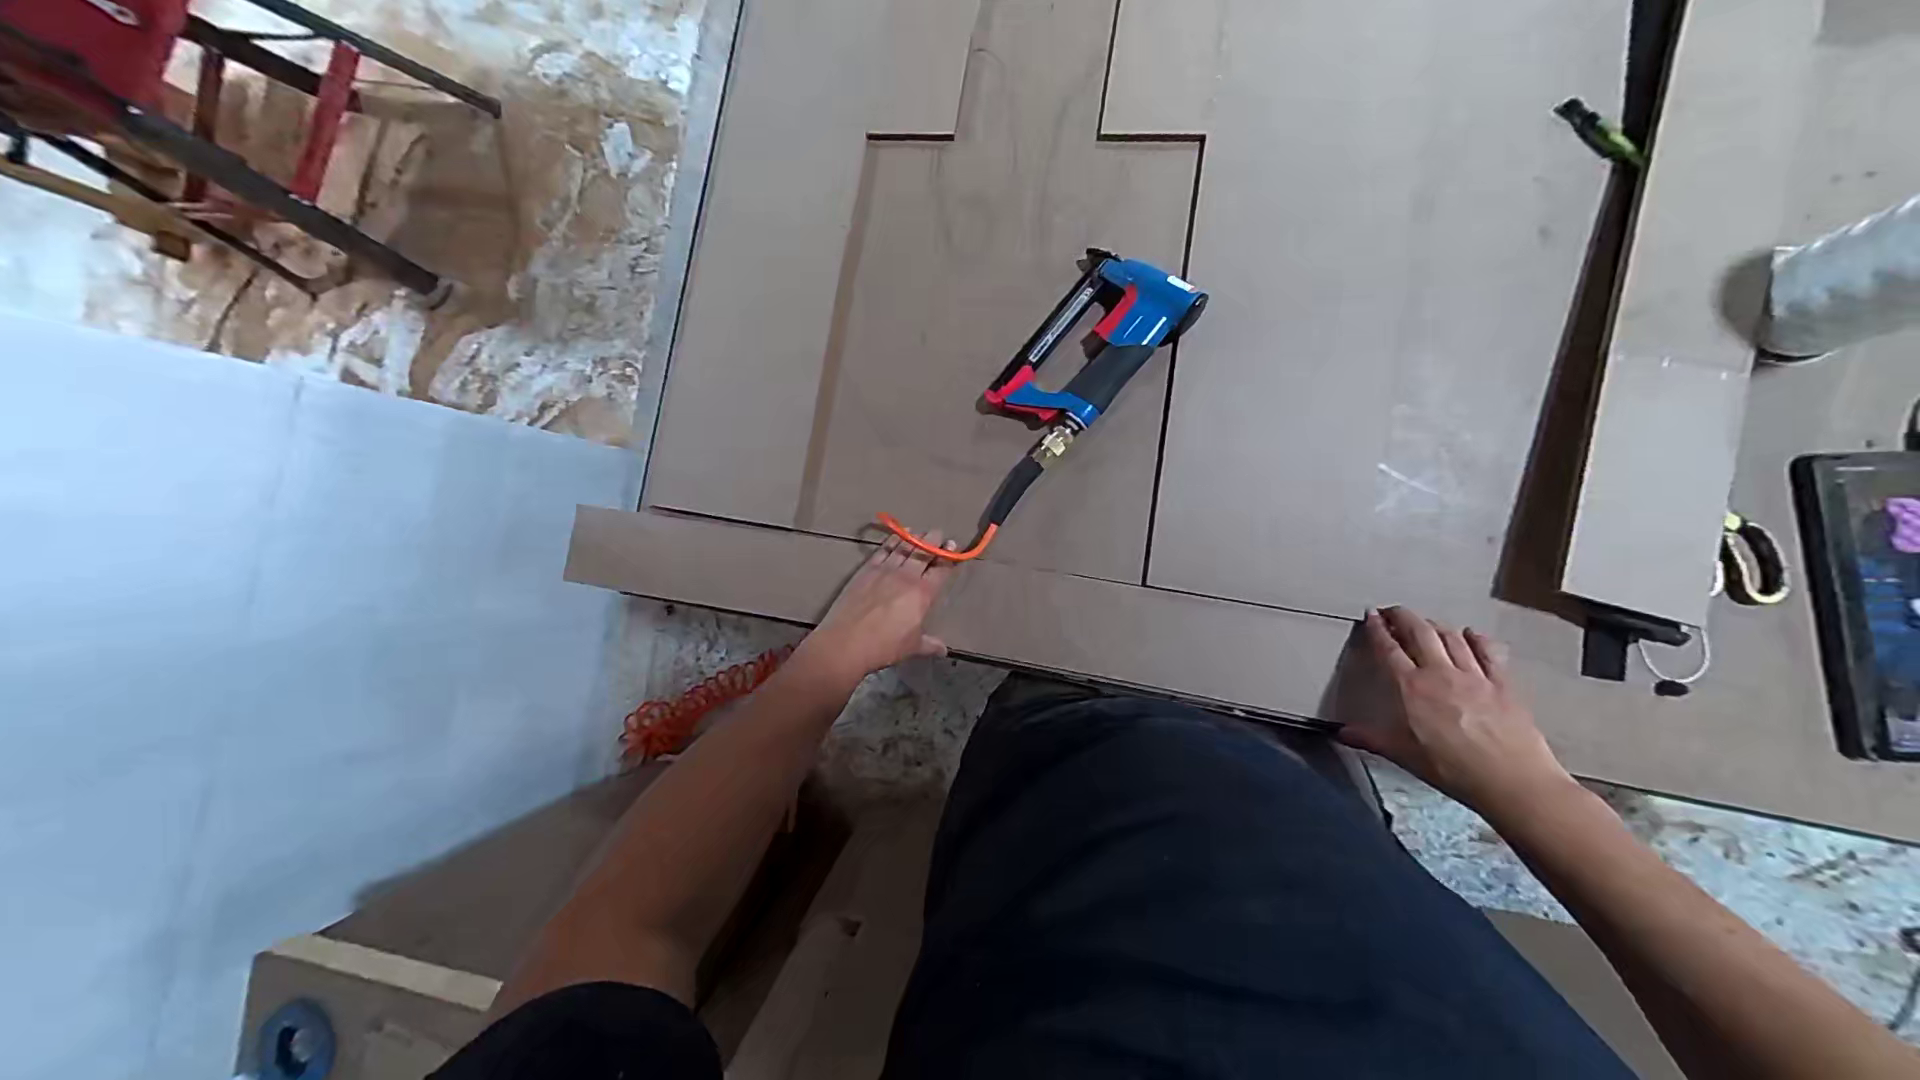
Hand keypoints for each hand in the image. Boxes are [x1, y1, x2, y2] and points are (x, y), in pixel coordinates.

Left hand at [793, 531, 957, 685]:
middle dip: (934, 541)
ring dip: (915, 538)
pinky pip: (883, 550)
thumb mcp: (912, 646)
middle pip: (924, 552)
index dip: (949, 557)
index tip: (953, 547)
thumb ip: (929, 644)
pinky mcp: (867, 570)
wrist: (848, 642)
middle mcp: (907, 577)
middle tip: (939, 534)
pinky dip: (893, 540)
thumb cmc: (885, 646)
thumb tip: (943, 649)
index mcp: (923, 594)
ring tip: (922, 532)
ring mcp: (886, 571)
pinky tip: (898, 535)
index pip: (941, 570)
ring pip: (905, 548)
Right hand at [1340, 606, 1576, 817]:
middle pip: (1419, 632)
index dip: (1377, 629)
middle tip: (1393, 612)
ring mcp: (1475, 676)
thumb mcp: (1403, 754)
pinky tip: (1471, 634)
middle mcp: (1440, 674)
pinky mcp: (1503, 685)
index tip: (1371, 616)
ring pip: (1451, 637)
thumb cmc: (1453, 769)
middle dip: (1403, 617)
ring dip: (1434, 625)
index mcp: (1411, 688)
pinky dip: (1477, 639)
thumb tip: (1342, 734)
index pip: (1388, 649)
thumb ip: (1371, 739)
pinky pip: (1489, 653)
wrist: (1511, 781)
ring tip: (1425, 622)